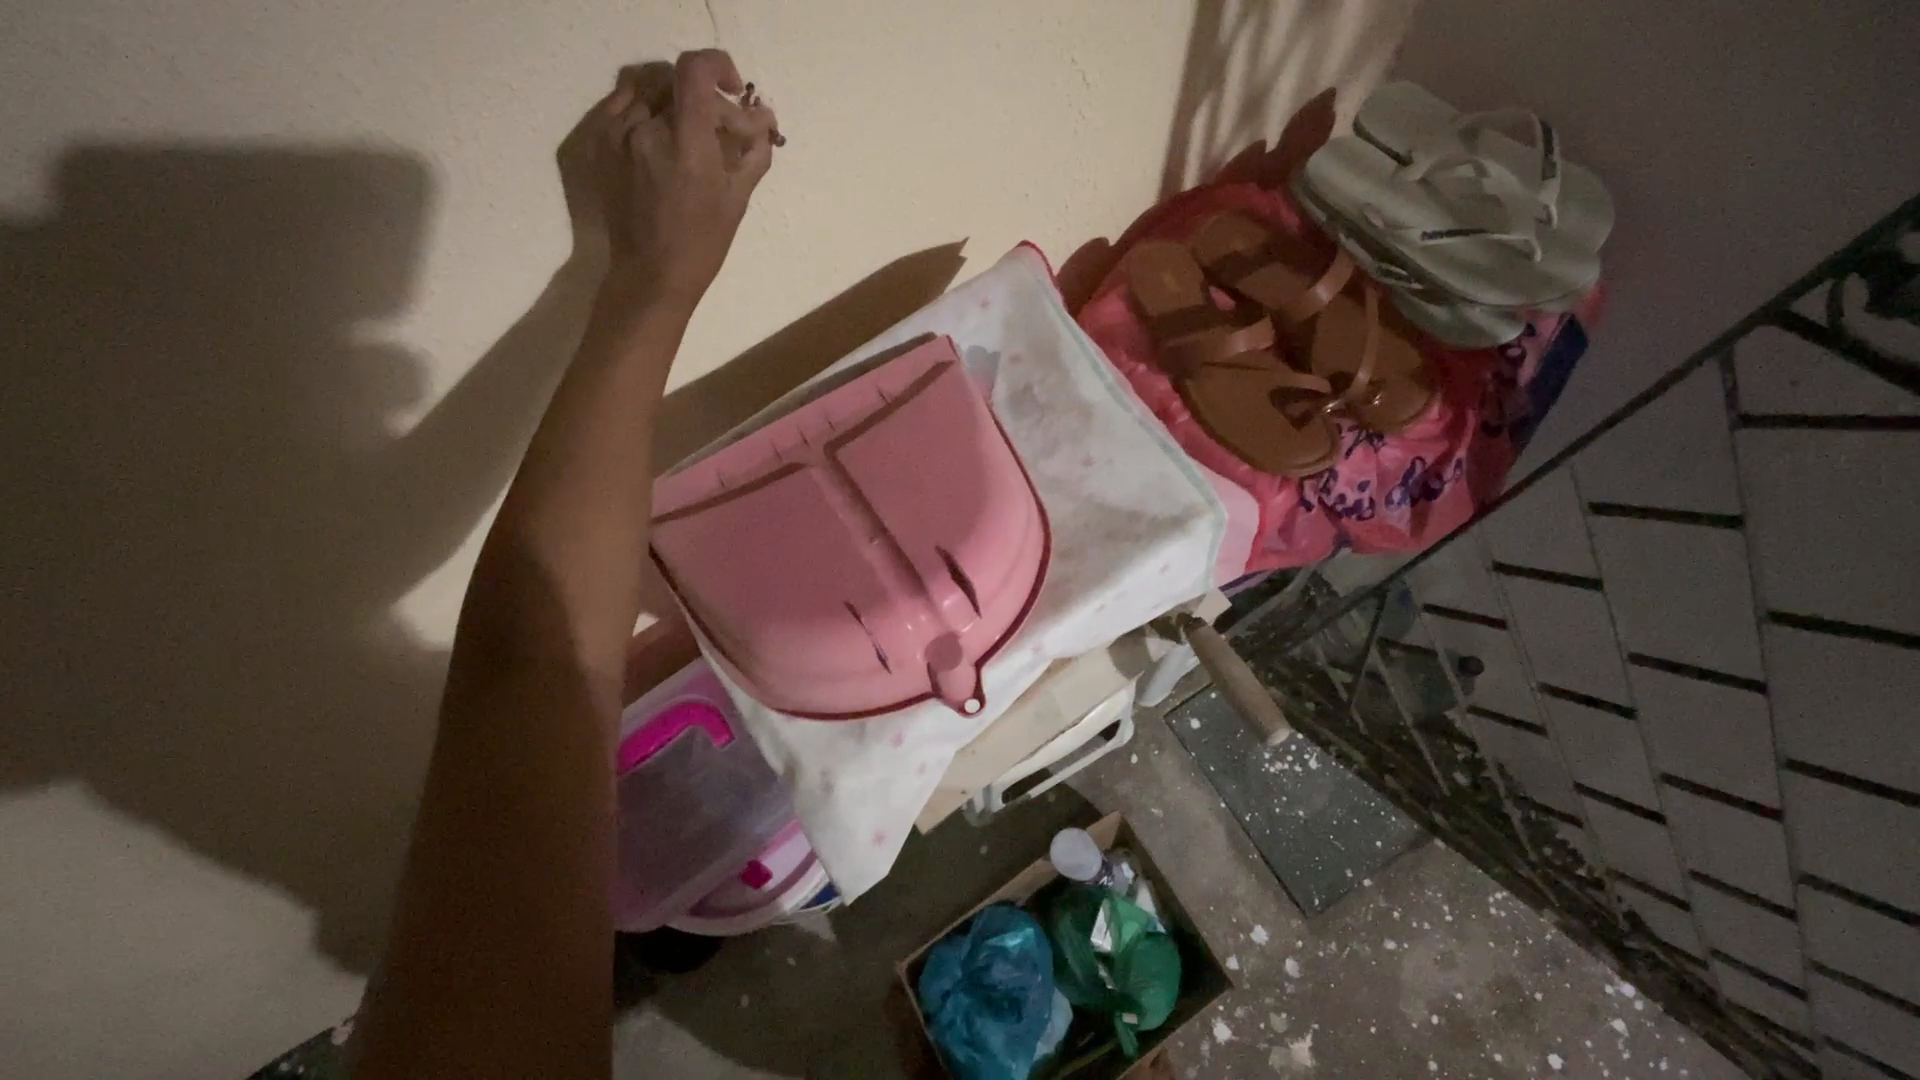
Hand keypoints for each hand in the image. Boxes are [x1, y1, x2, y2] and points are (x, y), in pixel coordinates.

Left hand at [557, 50, 779, 307]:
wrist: (650, 274)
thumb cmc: (702, 244)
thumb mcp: (737, 199)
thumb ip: (753, 152)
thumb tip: (764, 121)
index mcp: (685, 144)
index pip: (695, 71)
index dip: (719, 65)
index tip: (733, 89)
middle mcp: (645, 129)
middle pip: (676, 79)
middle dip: (704, 96)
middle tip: (720, 128)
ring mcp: (616, 134)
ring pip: (647, 86)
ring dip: (674, 99)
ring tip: (687, 130)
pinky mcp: (599, 143)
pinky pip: (622, 103)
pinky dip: (646, 109)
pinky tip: (659, 137)